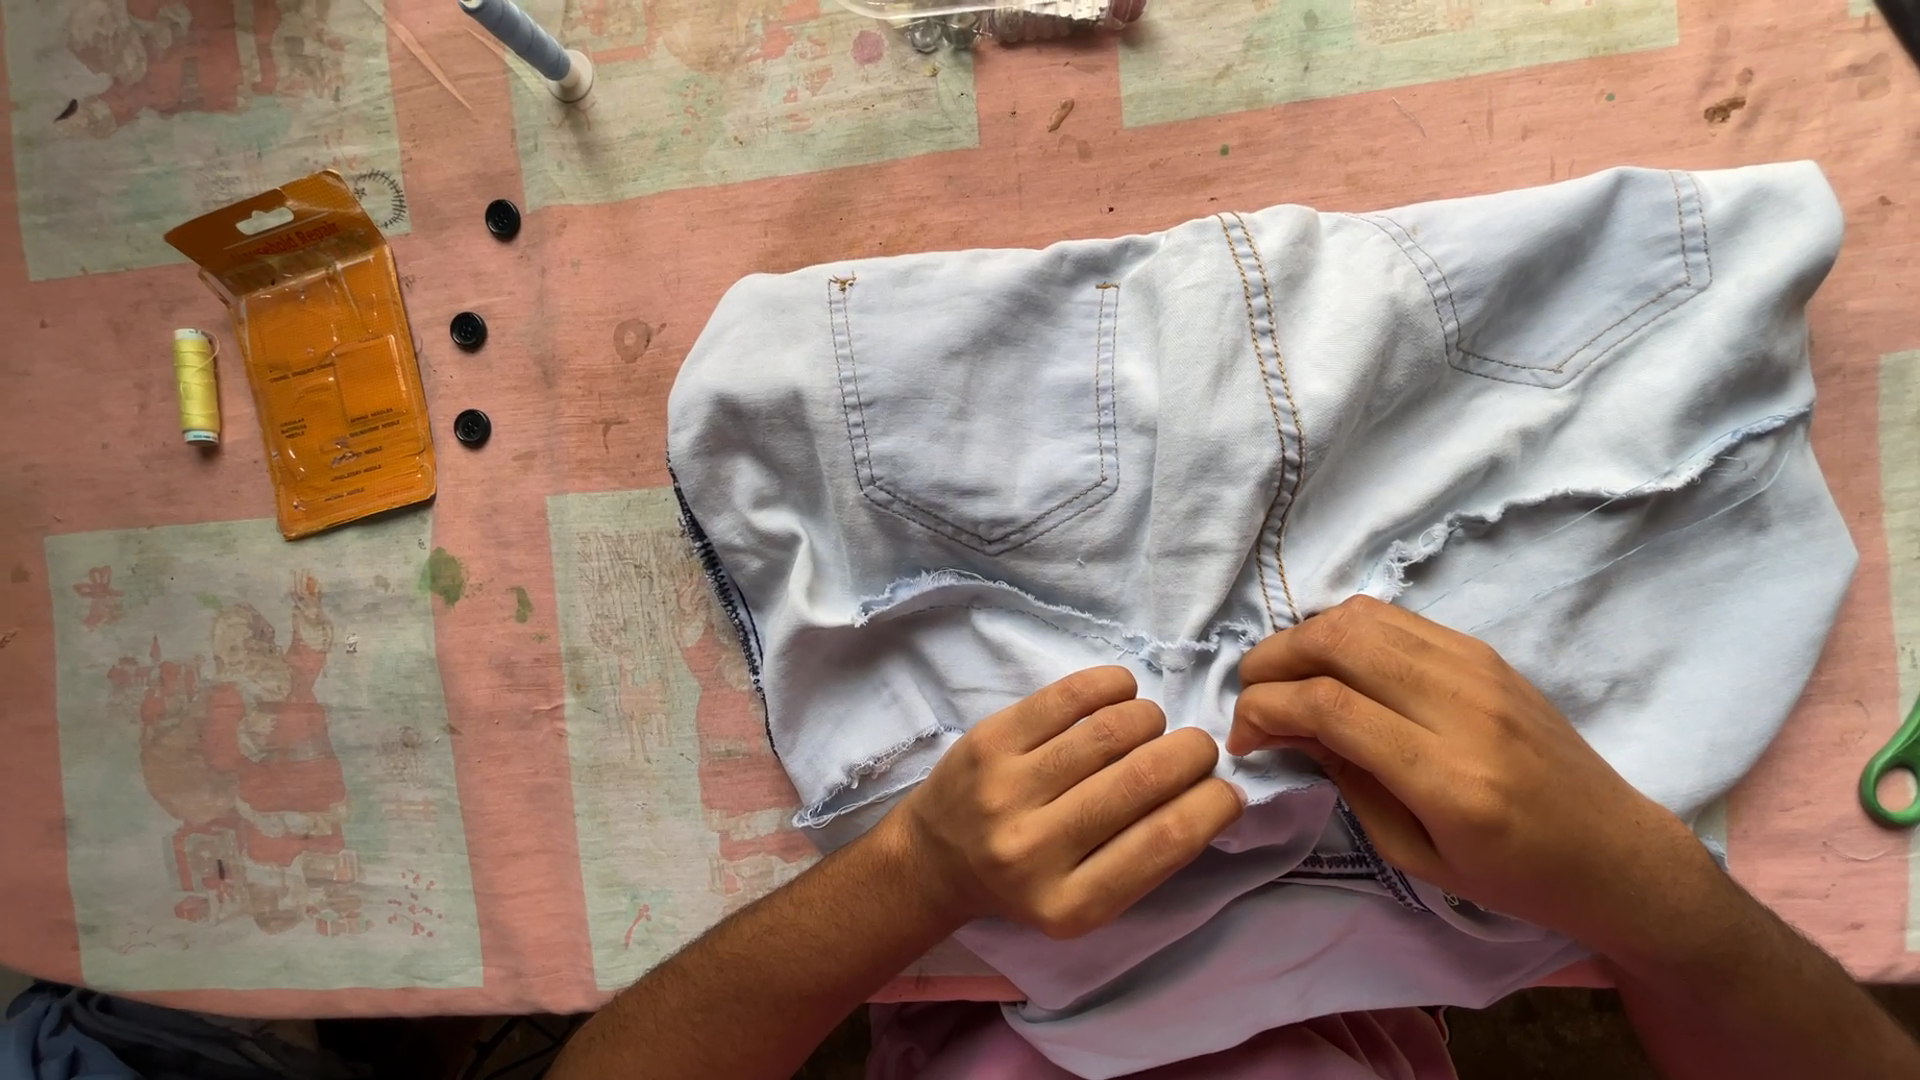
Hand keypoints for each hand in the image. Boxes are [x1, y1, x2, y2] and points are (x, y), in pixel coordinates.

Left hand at [881, 666, 1244, 939]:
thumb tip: (1214, 792)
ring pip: (1109, 731)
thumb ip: (1141, 856)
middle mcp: (1034, 849)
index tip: (1225, 788)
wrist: (935, 858)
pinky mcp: (988, 741)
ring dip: (1151, 719)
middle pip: (1143, 778)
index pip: (1164, 841)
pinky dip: (1111, 685)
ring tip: (1152, 725)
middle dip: (1191, 752)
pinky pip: (1066, 697)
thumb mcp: (1083, 899)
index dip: (1211, 804)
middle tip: (1197, 748)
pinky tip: (1123, 691)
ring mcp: (1006, 789)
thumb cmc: (1023, 880)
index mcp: (1070, 905)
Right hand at [1227, 596, 1700, 950]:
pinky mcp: (1483, 651)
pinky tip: (1329, 663)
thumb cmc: (1514, 877)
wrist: (1621, 856)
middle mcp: (1462, 706)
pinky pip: (1391, 616)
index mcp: (1448, 777)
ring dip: (1301, 638)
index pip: (1328, 706)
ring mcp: (1478, 668)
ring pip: (1359, 617)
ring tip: (1284, 676)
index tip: (1243, 737)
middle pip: (1335, 642)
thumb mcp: (1412, 853)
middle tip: (1252, 696)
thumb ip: (1343, 778)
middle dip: (1271, 662)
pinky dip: (1341, 630)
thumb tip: (1282, 725)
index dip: (1264, 710)